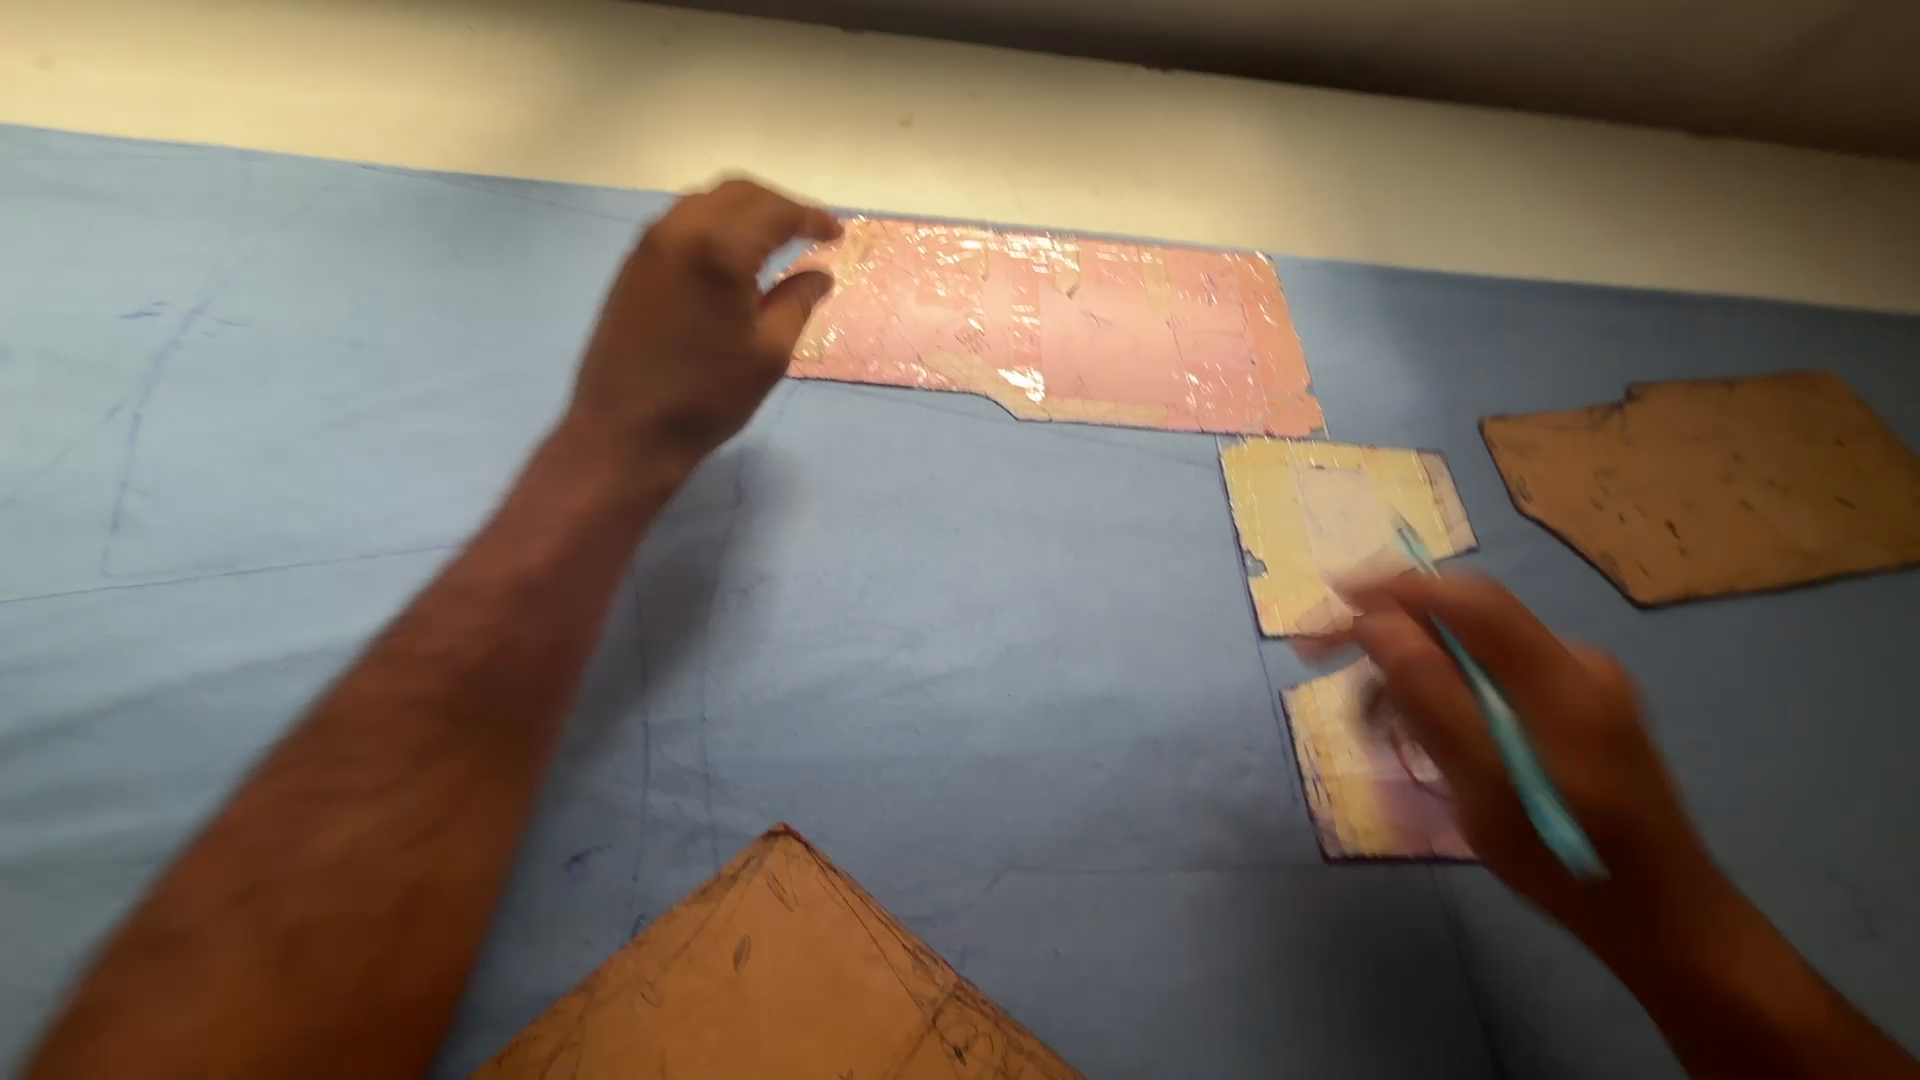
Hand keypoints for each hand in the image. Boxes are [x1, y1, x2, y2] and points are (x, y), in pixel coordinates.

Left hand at [564, 178, 841, 473]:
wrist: (627, 429)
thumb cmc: (708, 396)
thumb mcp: (770, 353)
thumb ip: (797, 302)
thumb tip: (819, 275)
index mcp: (720, 249)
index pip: (775, 212)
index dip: (811, 218)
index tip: (837, 233)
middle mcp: (680, 230)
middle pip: (738, 194)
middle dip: (779, 206)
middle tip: (810, 231)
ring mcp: (649, 245)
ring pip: (706, 203)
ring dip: (745, 213)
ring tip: (774, 241)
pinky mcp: (632, 265)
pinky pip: (682, 224)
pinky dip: (715, 227)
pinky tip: (732, 258)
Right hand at [1329, 572, 1735, 955]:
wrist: (1664, 919)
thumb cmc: (1566, 860)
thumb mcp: (1485, 784)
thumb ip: (1431, 697)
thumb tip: (1375, 624)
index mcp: (1561, 679)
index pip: (1466, 601)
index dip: (1393, 589)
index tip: (1331, 598)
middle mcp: (1571, 663)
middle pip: (1461, 620)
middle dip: (1385, 633)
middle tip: (1319, 657)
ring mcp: (1575, 684)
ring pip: (1467, 652)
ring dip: (1407, 673)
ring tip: (1369, 725)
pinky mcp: (1569, 706)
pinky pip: (1486, 678)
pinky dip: (1438, 694)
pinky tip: (1415, 732)